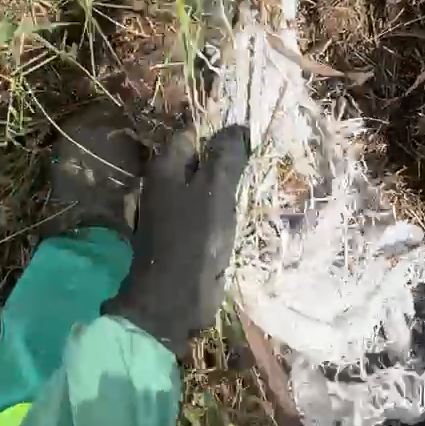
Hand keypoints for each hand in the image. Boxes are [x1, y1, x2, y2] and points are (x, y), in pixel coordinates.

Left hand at [102, 125, 249, 355]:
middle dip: (227, 158)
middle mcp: (164, 184)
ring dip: (228, 185)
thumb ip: (225, 157)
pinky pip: (207, 210)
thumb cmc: (193, 238)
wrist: (173, 299)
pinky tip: (246, 207)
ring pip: (205, 186)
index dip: (219, 131)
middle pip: (200, 160)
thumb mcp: (214, 192)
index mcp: (165, 168)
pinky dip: (224, 207)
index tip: (249, 133)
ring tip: (259, 178)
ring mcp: (173, 210)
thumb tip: (237, 126)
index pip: (193, 133)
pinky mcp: (184, 234)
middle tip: (260, 156)